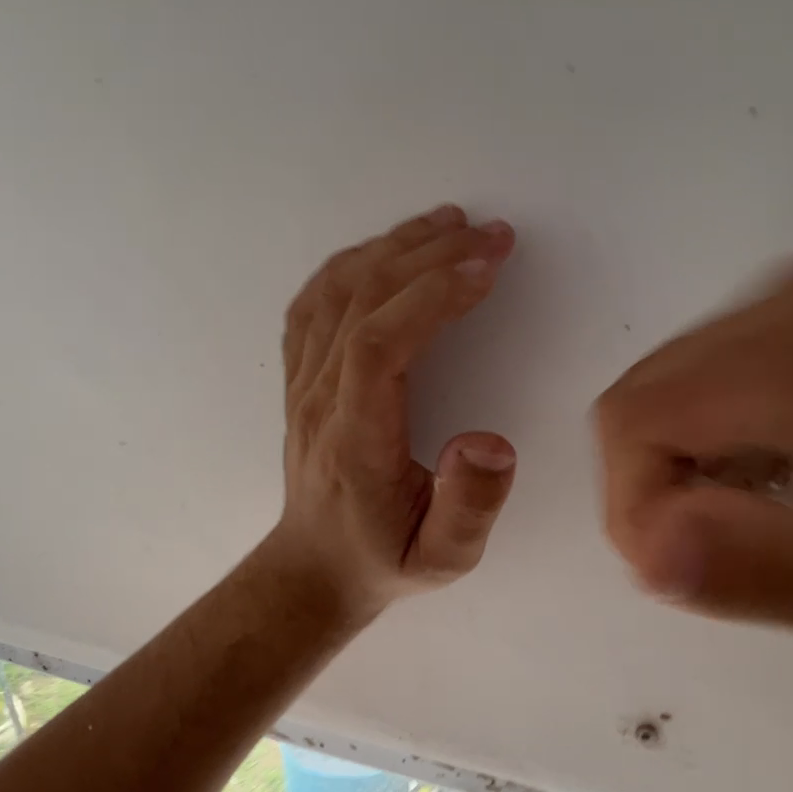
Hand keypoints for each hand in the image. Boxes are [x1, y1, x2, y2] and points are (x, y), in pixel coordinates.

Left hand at [264, 204, 519, 617]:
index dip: (431, 296)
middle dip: (429, 256)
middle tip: (491, 235)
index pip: (380, 345)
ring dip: (393, 248)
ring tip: (449, 224)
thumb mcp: (443, 558)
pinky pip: (313, 305)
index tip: (487, 267)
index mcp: (356, 440)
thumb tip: (491, 443)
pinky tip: (386, 251)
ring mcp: (303, 385)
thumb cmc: (385, 560)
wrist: (315, 567)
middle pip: (361, 302)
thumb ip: (470, 508)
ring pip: (335, 293)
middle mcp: (321, 401)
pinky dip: (350, 266)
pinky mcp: (300, 378)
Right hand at [595, 257, 792, 646]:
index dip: (636, 508)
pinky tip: (773, 475)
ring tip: (766, 517)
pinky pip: (693, 379)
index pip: (638, 422)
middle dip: (656, 492)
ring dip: (678, 470)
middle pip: (640, 401)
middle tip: (732, 555)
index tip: (694, 575)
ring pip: (658, 391)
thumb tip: (650, 552)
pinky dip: (702, 442)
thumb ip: (774, 572)